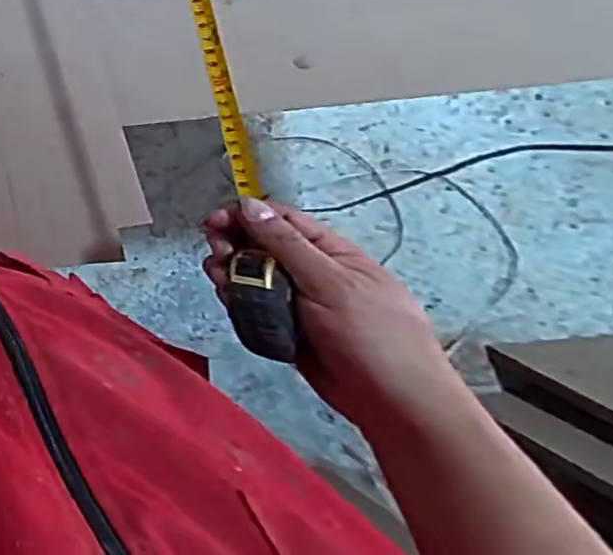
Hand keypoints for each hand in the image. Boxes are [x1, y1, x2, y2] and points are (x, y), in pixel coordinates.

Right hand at [203, 199, 460, 430]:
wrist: (396, 407)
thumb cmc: (377, 341)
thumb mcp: (332, 285)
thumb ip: (287, 244)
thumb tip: (250, 205)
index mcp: (332, 254)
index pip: (280, 220)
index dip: (244, 216)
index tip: (216, 224)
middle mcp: (311, 271)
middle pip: (257, 243)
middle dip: (230, 245)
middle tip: (220, 257)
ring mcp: (296, 297)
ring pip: (247, 271)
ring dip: (228, 272)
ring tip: (224, 285)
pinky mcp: (282, 321)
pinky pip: (248, 299)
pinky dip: (234, 297)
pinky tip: (231, 302)